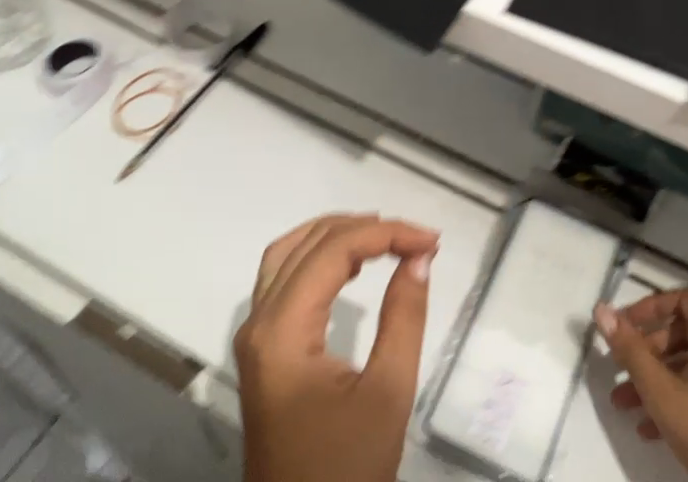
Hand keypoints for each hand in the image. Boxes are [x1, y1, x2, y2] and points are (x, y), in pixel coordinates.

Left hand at [235, 214, 439, 481]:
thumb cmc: (346, 465)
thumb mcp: (388, 392)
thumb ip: (404, 316)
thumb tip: (420, 257)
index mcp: (282, 332)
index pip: (333, 252)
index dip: (386, 234)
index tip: (432, 242)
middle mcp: (258, 323)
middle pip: (305, 244)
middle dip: (363, 228)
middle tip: (416, 238)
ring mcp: (255, 337)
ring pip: (287, 255)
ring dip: (337, 236)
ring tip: (388, 238)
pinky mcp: (264, 351)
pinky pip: (284, 280)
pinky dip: (320, 258)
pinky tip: (354, 266)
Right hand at [595, 290, 687, 481]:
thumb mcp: (662, 392)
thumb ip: (630, 350)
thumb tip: (601, 310)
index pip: (682, 299)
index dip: (647, 310)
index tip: (620, 329)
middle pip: (687, 332)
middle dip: (648, 353)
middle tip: (619, 373)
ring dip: (659, 379)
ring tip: (625, 406)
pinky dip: (682, 395)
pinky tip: (651, 428)